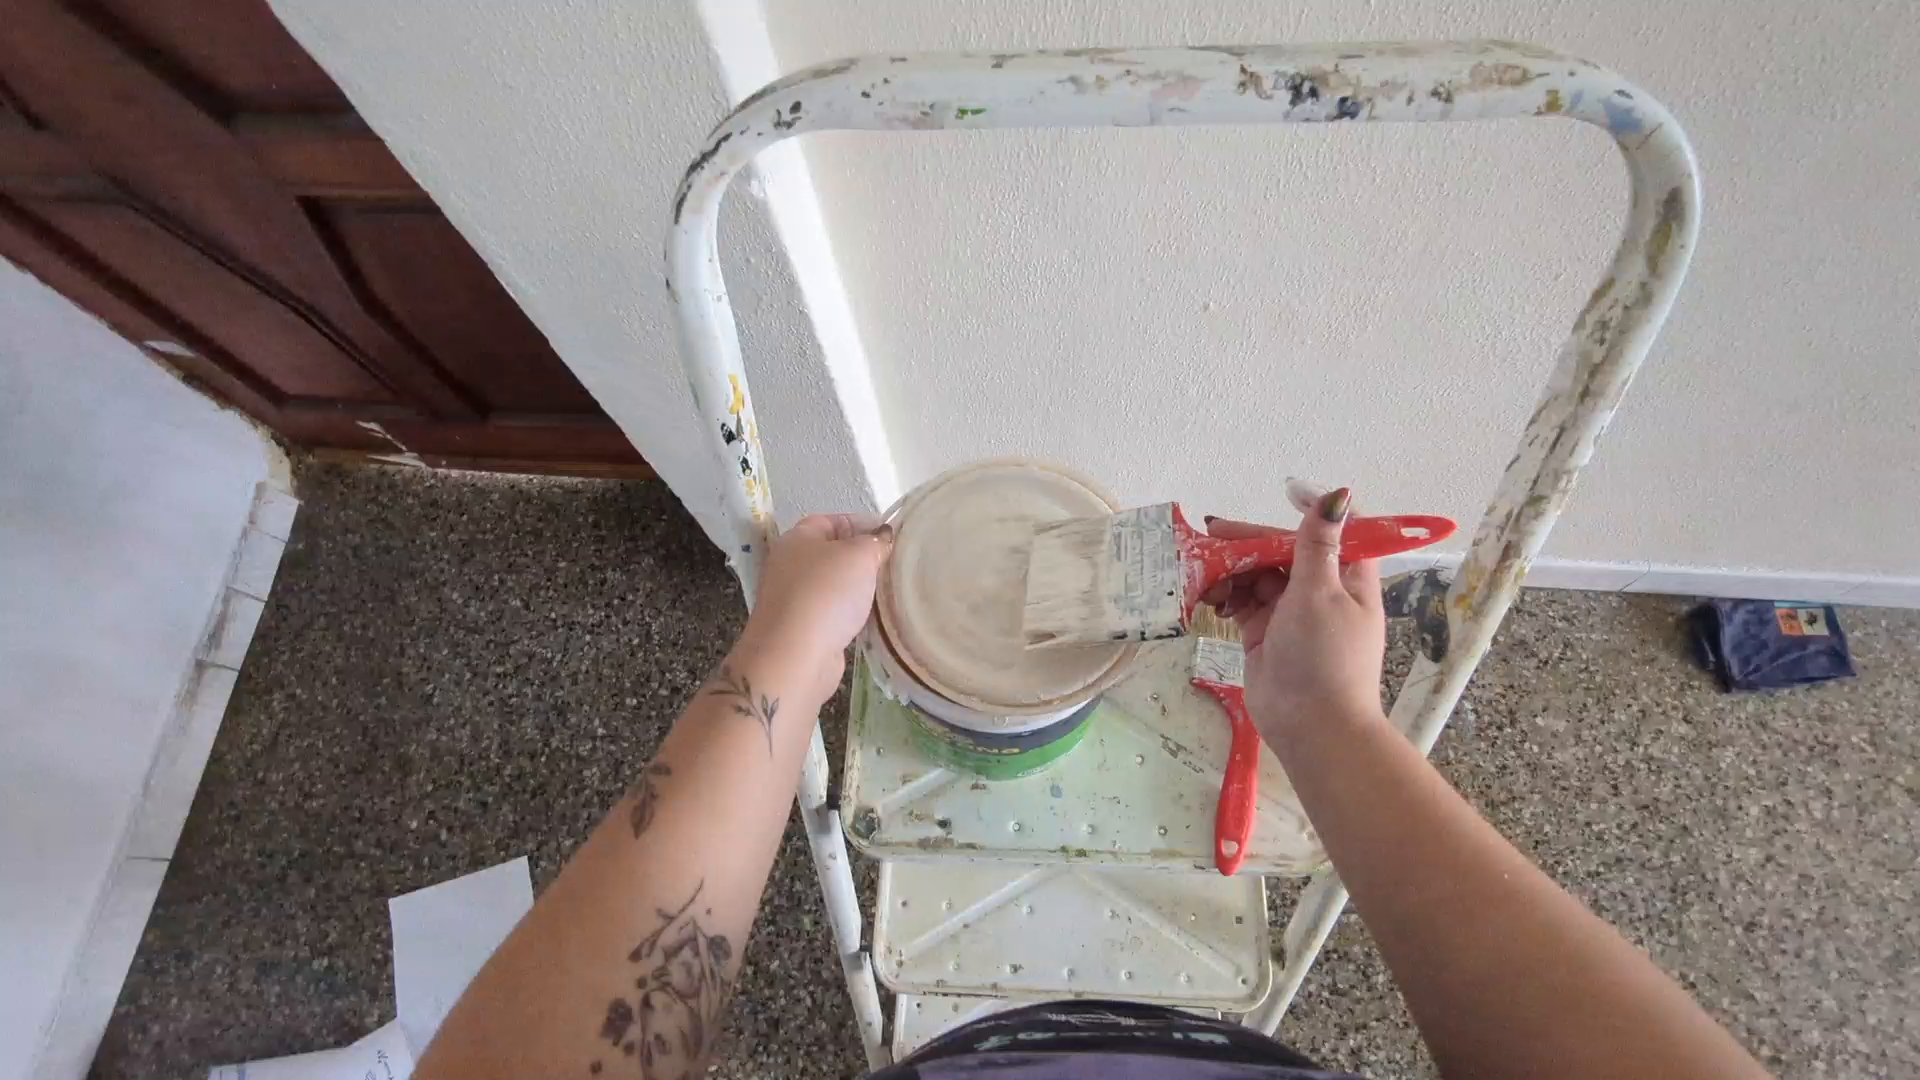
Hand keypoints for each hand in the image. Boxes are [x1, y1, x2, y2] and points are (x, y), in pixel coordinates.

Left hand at [738, 514, 892, 704]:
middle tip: (894, 563)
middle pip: (832, 552)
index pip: (831, 520)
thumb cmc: (827, 593)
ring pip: (833, 584)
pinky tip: (873, 617)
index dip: (860, 522)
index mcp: (797, 538)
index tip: (890, 535)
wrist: (796, 655)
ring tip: (890, 589)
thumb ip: (875, 541)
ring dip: (859, 587)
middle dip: (863, 556)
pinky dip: (852, 612)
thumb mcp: (859, 556)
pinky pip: (833, 611)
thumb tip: (883, 537)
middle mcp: (790, 565)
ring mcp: (794, 598)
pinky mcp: (802, 628)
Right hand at [1201, 486, 1387, 740]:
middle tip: (1207, 536)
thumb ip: (1316, 543)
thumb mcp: (1320, 593)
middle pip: (1279, 552)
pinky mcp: (1264, 631)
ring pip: (1256, 575)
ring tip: (1205, 578)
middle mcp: (1320, 589)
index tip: (1276, 497)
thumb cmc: (1325, 656)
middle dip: (1245, 546)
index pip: (1321, 532)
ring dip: (1230, 572)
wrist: (1311, 725)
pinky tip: (1210, 598)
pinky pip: (1241, 601)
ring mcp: (1290, 611)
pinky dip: (1225, 596)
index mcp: (1347, 576)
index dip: (1296, 515)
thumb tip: (1339, 492)